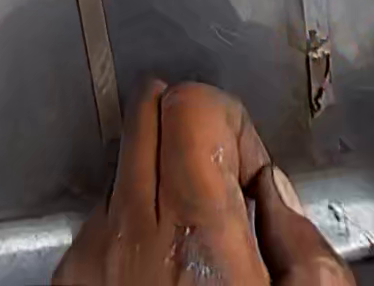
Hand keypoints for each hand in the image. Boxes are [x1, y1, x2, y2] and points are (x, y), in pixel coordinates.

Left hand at [52, 80, 351, 284]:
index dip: (230, 122)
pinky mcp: (68, 279)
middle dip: (192, 124)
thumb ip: (306, 253)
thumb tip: (271, 191)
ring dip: (161, 172)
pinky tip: (160, 277)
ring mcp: (89, 253)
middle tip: (224, 182)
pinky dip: (135, 220)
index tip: (251, 174)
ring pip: (124, 159)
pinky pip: (103, 213)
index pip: (191, 105)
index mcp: (195, 237)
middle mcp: (129, 230)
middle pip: (148, 107)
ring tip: (195, 241)